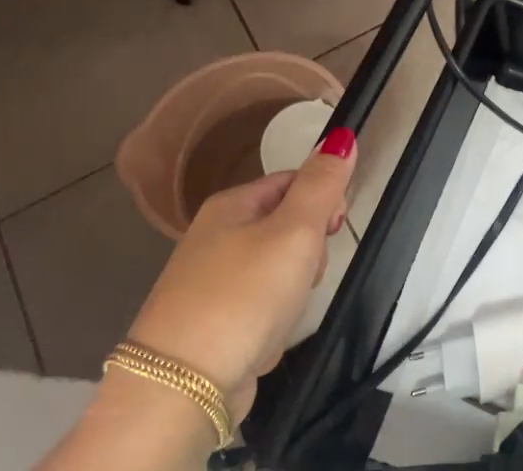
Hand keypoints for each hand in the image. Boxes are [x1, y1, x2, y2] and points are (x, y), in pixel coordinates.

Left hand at [125, 127, 357, 421]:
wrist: (181, 387)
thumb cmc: (244, 295)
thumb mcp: (295, 230)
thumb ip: (322, 183)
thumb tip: (342, 136)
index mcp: (231, 205)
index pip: (294, 181)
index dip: (324, 201)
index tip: (335, 229)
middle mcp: (216, 237)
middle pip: (289, 226)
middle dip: (310, 252)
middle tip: (305, 273)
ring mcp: (211, 282)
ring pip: (280, 269)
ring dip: (295, 289)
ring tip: (284, 311)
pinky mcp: (213, 322)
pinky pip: (263, 305)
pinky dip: (273, 319)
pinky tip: (266, 337)